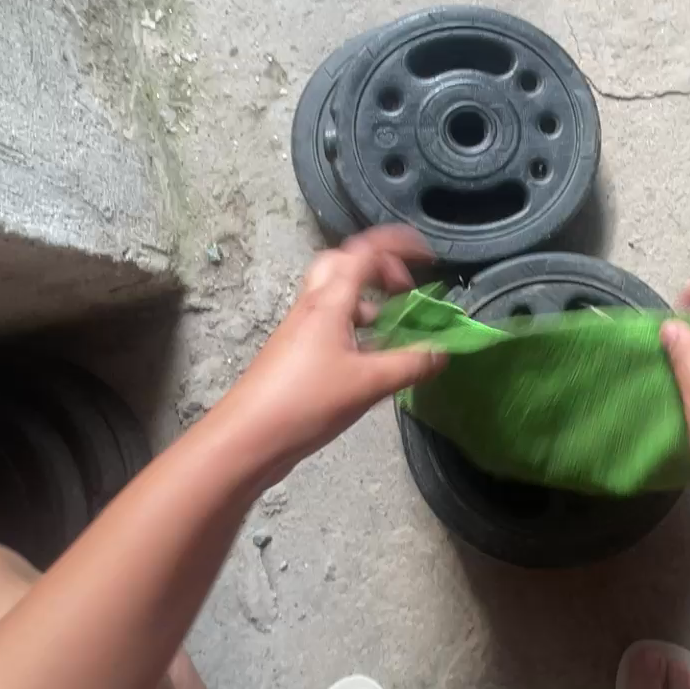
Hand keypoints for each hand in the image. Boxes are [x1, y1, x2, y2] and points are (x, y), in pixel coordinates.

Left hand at [214, 226, 445, 480]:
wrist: (246, 440)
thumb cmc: (306, 402)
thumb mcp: (369, 384)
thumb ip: (410, 365)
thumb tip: (443, 352)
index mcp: (329, 302)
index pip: (364, 253)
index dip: (398, 247)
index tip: (427, 258)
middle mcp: (312, 307)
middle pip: (342, 263)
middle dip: (376, 266)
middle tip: (400, 288)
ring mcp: (301, 330)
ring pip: (336, 296)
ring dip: (367, 301)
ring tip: (392, 327)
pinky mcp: (296, 354)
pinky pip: (331, 325)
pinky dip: (356, 329)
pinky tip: (371, 360)